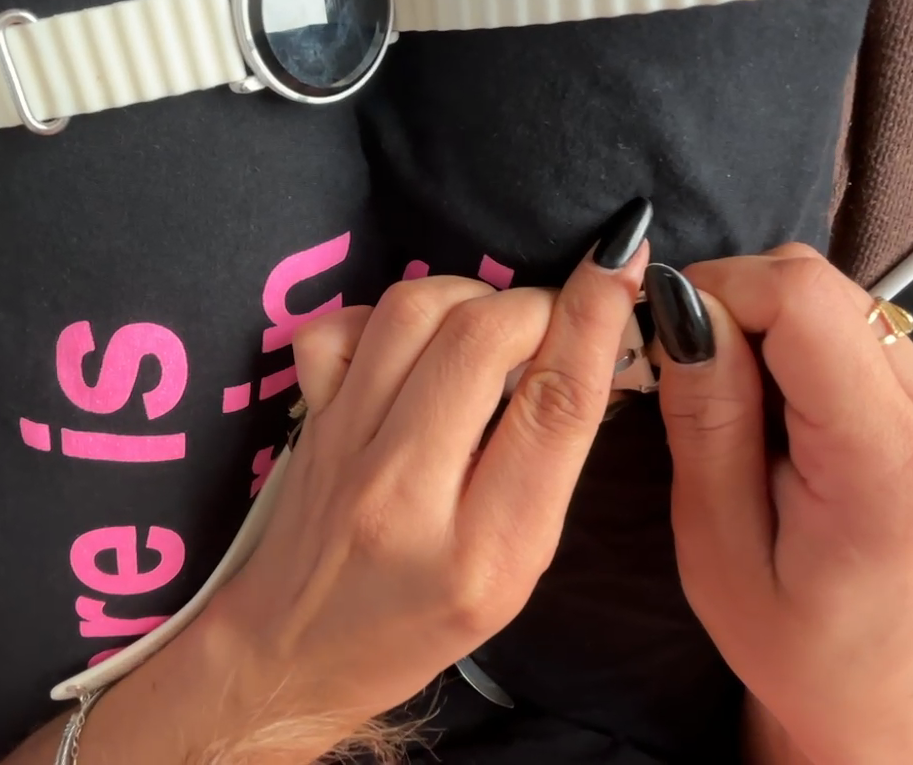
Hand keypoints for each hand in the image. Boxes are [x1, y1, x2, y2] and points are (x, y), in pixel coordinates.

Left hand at [186, 203, 652, 757]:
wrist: (293, 651)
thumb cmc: (415, 624)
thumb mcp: (511, 571)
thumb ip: (543, 461)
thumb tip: (576, 346)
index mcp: (485, 552)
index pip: (553, 408)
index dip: (594, 319)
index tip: (620, 261)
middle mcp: (406, 490)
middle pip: (481, 339)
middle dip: (531, 303)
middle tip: (545, 317)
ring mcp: (344, 444)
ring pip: (412, 311)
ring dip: (466, 295)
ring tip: (483, 326)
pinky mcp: (307, 416)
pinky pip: (342, 326)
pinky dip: (384, 313)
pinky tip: (407, 344)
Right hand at [646, 244, 912, 764]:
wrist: (862, 681)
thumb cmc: (777, 628)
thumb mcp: (711, 533)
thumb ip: (705, 414)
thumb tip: (686, 306)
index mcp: (893, 465)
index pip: (805, 300)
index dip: (719, 290)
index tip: (670, 338)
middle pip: (818, 284)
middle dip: (734, 307)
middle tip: (694, 375)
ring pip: (831, 294)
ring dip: (761, 325)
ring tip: (738, 401)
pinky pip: (849, 321)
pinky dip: (791, 340)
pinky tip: (778, 404)